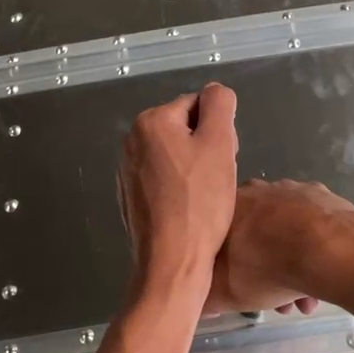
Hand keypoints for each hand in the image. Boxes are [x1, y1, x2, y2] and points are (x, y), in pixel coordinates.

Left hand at [117, 84, 239, 299]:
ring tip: (207, 198)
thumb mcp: (220, 143)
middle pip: (185, 130)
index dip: (220, 131)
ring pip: (177, 156)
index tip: (225, 159)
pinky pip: (165, 180)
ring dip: (196, 169)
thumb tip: (215, 92)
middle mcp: (131, 141)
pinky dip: (181, 189)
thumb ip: (220, 105)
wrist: (173, 260)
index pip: (199, 106)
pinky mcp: (131, 198)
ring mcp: (128, 171)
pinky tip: (192, 210)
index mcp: (149, 122)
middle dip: (207, 148)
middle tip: (218, 180)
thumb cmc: (201, 201)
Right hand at [206, 179, 353, 315]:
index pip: (218, 238)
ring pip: (284, 235)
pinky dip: (312, 252)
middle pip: (254, 237)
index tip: (240, 291)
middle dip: (264, 272)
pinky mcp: (322, 196)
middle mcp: (256, 191)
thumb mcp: (224, 293)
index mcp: (226, 207)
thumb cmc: (266, 268)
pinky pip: (310, 229)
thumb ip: (204, 294)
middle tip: (276, 304)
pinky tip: (321, 278)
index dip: (228, 269)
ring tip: (304, 301)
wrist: (327, 249)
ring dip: (291, 267)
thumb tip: (197, 298)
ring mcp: (291, 190)